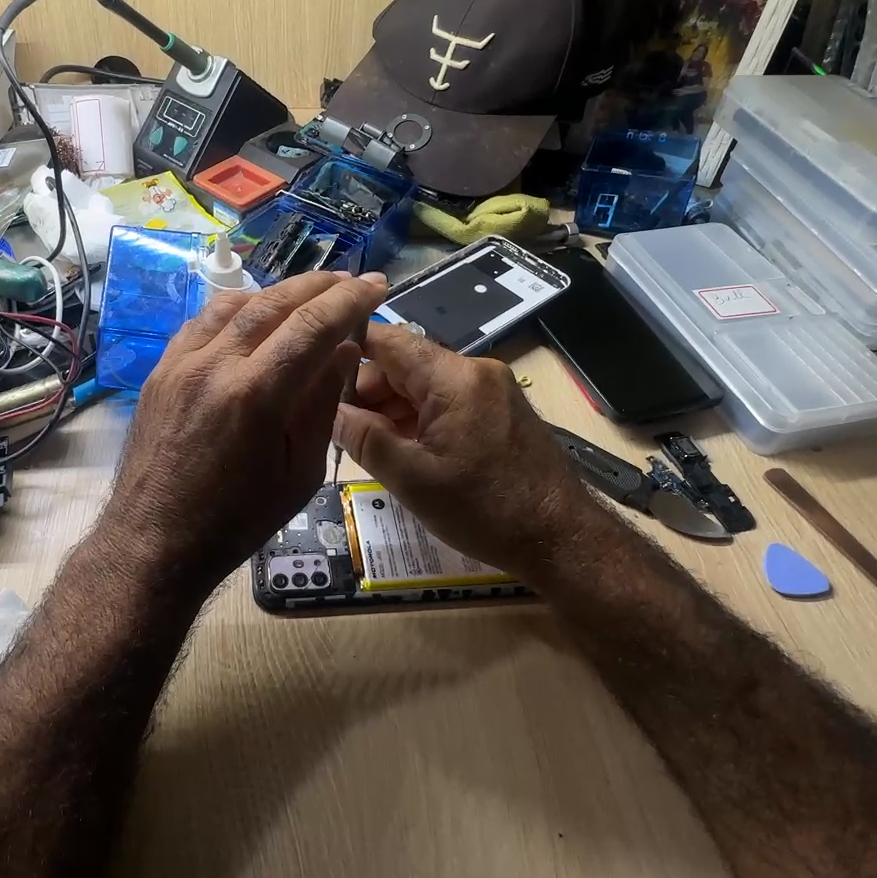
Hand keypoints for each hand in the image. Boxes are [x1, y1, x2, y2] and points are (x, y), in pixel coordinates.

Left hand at [109, 271, 388, 587]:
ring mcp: (180, 364)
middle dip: (318, 285)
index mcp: (255, 395)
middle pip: (273, 303)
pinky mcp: (160, 371)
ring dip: (275, 292)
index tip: (377, 285)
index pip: (312, 326)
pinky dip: (235, 310)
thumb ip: (321, 405)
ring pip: (233, 304)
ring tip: (305, 295)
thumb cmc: (236, 521)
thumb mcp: (300, 474)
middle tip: (349, 279)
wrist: (153, 541)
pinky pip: (201, 322)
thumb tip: (342, 350)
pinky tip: (251, 316)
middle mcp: (214, 365)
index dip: (350, 301)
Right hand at [331, 324, 592, 578]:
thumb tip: (329, 412)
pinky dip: (419, 418)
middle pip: (404, 363)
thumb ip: (364, 439)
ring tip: (369, 445)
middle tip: (342, 429)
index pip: (387, 340)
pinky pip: (446, 400)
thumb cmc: (484, 509)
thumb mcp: (412, 479)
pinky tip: (404, 449)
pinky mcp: (499, 410)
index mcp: (452, 377)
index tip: (315, 375)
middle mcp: (474, 371)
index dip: (347, 350)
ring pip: (423, 384)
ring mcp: (491, 389)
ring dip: (393, 409)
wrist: (561, 538)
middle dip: (369, 392)